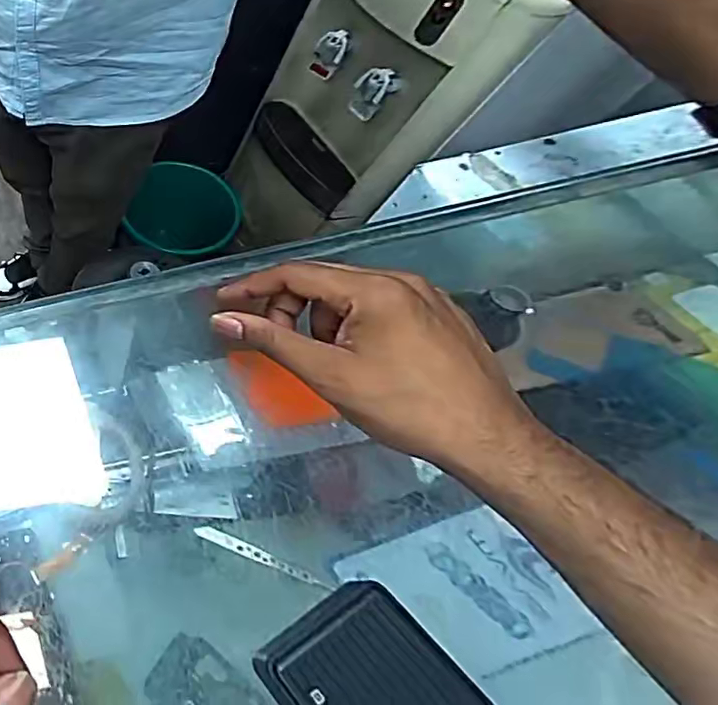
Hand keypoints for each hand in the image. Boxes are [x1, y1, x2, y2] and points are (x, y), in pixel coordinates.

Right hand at [211, 262, 547, 472]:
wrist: (494, 443)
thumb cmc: (408, 408)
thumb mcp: (329, 374)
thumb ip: (271, 339)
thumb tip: (223, 319)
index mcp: (373, 288)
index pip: (296, 274)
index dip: (254, 286)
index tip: (225, 301)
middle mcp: (400, 280)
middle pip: (322, 279)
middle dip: (290, 307)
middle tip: (278, 340)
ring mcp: (426, 295)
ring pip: (350, 293)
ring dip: (324, 319)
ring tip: (330, 358)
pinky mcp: (441, 314)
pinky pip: (380, 304)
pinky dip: (355, 323)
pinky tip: (362, 357)